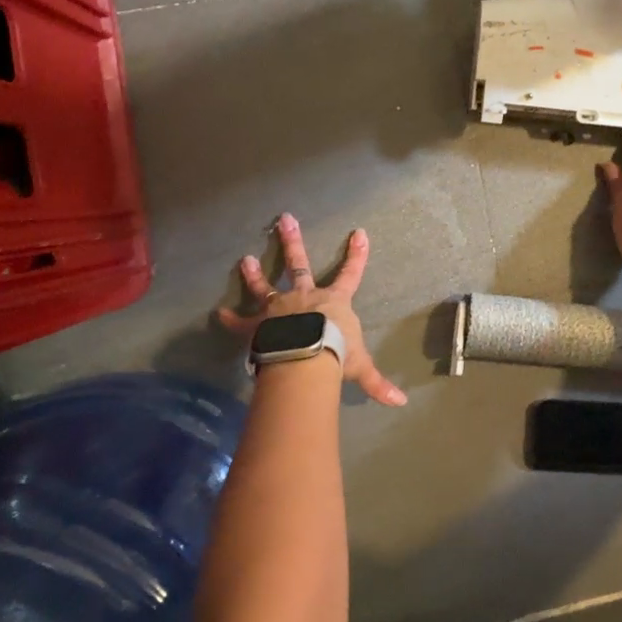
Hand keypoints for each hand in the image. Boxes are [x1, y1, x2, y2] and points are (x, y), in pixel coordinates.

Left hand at [216, 213, 407, 405]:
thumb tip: (401, 402)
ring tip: (244, 258)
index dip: (356, 255)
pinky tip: (220, 314)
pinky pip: (242, 321)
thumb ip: (377, 383)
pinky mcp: (258, 324)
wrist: (305, 356)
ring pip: (265, 285)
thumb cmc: (336, 354)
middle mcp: (305, 297)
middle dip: (292, 242)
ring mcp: (279, 307)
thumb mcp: (361, 368)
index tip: (359, 233)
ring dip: (254, 273)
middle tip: (285, 219)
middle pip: (299, 265)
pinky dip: (232, 319)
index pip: (351, 274)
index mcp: (334, 302)